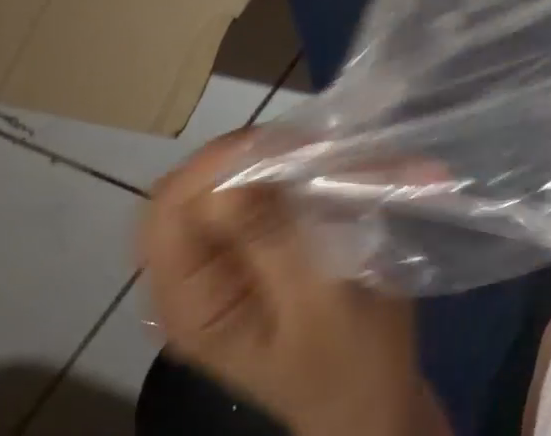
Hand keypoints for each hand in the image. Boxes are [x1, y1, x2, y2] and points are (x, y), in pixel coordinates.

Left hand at [139, 134, 445, 435]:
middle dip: (269, 155)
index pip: (172, 206)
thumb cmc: (352, 364)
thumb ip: (272, 243)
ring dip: (308, 164)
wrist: (376, 408)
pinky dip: (327, 180)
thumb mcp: (318, 305)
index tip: (298, 142)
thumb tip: (230, 180)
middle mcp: (202, 276)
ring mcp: (238, 266)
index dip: (224, 162)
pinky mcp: (275, 257)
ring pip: (249, 187)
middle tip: (336, 145)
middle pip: (207, 188)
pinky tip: (378, 176)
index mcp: (192, 298)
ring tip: (373, 158)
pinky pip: (284, 201)